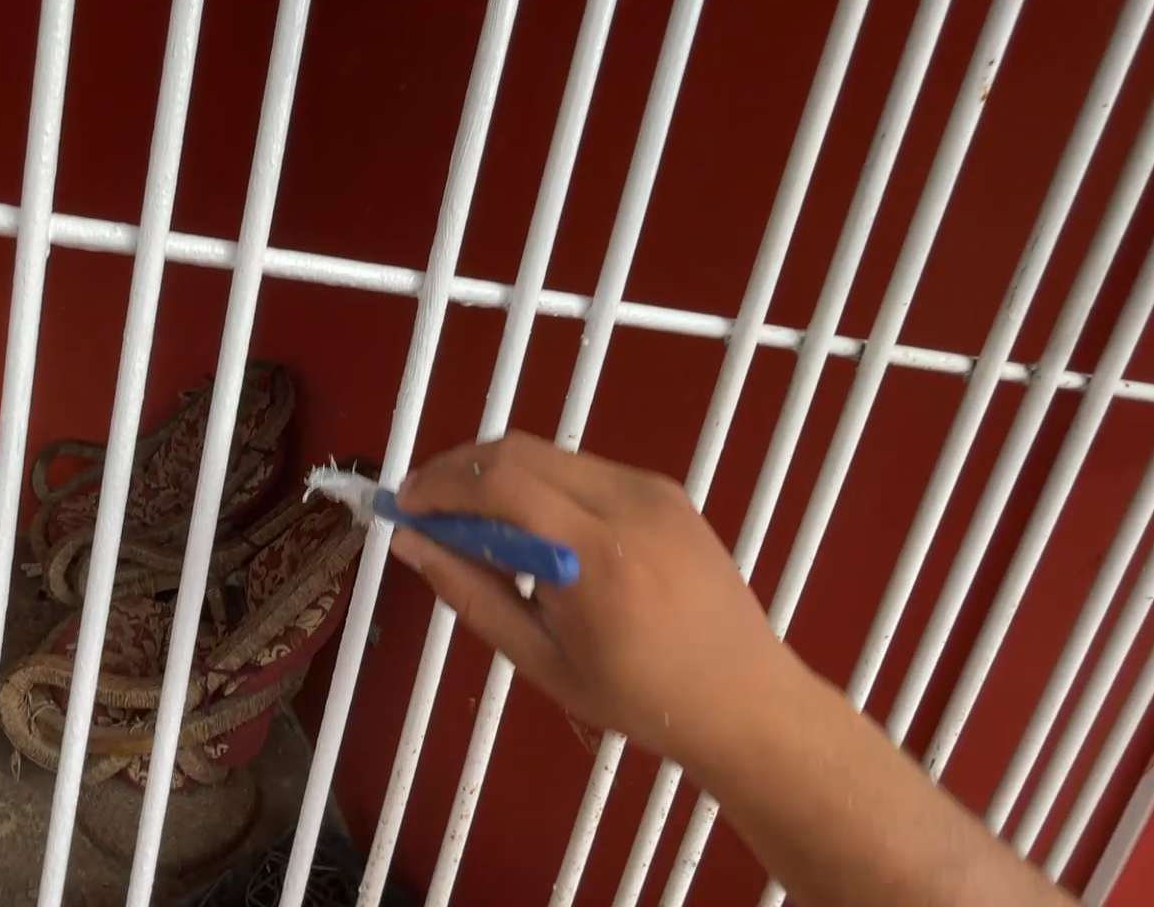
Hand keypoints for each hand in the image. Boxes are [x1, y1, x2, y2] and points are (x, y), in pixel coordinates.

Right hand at [392, 432, 806, 763]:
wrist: (750, 702)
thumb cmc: (638, 698)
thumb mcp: (538, 659)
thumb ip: (467, 593)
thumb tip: (409, 543)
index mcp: (598, 558)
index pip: (500, 486)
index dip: (440, 486)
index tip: (403, 506)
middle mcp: (627, 504)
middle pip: (516, 452)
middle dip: (455, 469)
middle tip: (422, 503)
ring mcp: (650, 488)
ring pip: (542, 452)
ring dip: (490, 471)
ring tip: (463, 513)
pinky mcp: (661, 487)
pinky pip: (574, 467)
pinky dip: (530, 481)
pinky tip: (521, 520)